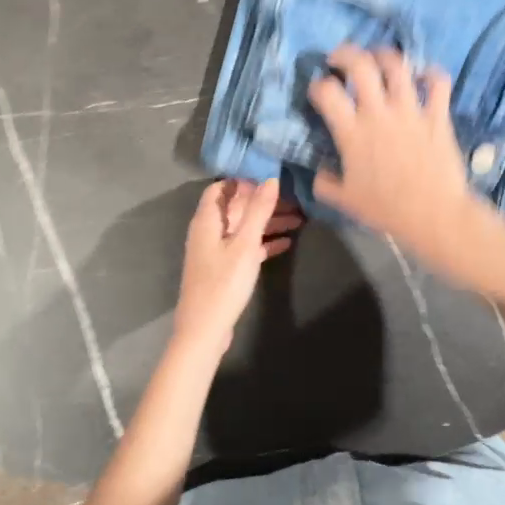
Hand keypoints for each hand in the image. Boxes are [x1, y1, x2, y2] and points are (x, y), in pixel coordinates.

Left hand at [175, 179, 301, 352]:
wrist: (205, 329)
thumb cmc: (223, 282)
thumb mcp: (245, 244)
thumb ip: (258, 210)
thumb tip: (270, 178)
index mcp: (207, 219)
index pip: (221, 187)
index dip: (243, 179)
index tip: (270, 175)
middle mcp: (209, 230)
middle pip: (236, 207)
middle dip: (263, 201)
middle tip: (295, 198)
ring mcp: (216, 250)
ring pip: (244, 228)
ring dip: (268, 222)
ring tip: (299, 220)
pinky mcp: (224, 269)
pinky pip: (245, 247)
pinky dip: (263, 242)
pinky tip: (287, 243)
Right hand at [308, 45, 481, 259]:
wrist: (434, 215)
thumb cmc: (387, 209)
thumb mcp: (345, 200)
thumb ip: (325, 182)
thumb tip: (318, 171)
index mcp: (352, 132)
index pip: (326, 92)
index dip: (317, 85)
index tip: (318, 90)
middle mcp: (379, 113)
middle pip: (360, 65)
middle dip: (346, 53)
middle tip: (340, 58)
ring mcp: (411, 111)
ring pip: (397, 66)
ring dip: (385, 55)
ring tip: (378, 58)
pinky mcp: (437, 115)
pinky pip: (438, 82)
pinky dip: (430, 73)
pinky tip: (423, 76)